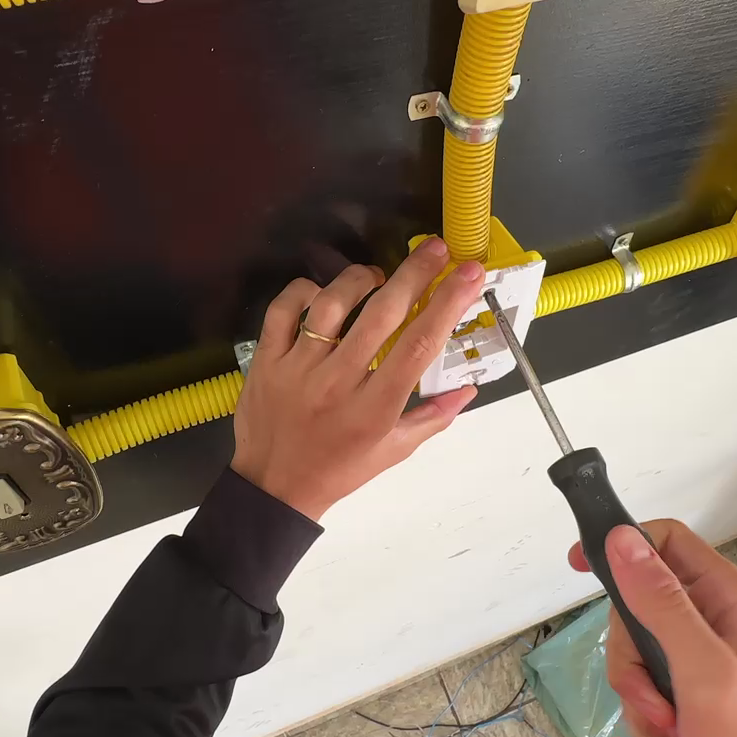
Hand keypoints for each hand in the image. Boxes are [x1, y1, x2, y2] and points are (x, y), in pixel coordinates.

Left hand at [232, 238, 486, 519]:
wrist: (273, 489)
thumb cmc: (338, 470)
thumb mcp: (393, 452)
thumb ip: (433, 417)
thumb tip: (470, 388)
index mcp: (375, 409)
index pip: (419, 345)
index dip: (448, 304)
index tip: (469, 274)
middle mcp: (338, 383)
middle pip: (382, 315)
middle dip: (415, 273)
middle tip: (435, 247)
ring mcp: (298, 369)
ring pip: (331, 303)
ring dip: (360, 278)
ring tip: (375, 276)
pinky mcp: (266, 360)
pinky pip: (283, 309)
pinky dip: (305, 290)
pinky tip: (322, 293)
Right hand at [568, 522, 736, 736]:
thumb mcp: (708, 672)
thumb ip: (662, 603)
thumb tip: (623, 538)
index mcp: (729, 602)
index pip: (667, 543)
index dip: (623, 545)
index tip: (580, 564)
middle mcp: (713, 628)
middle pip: (637, 607)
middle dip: (632, 655)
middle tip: (654, 689)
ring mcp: (699, 670)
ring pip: (633, 658)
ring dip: (641, 700)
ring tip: (675, 730)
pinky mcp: (687, 708)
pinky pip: (641, 700)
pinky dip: (651, 730)